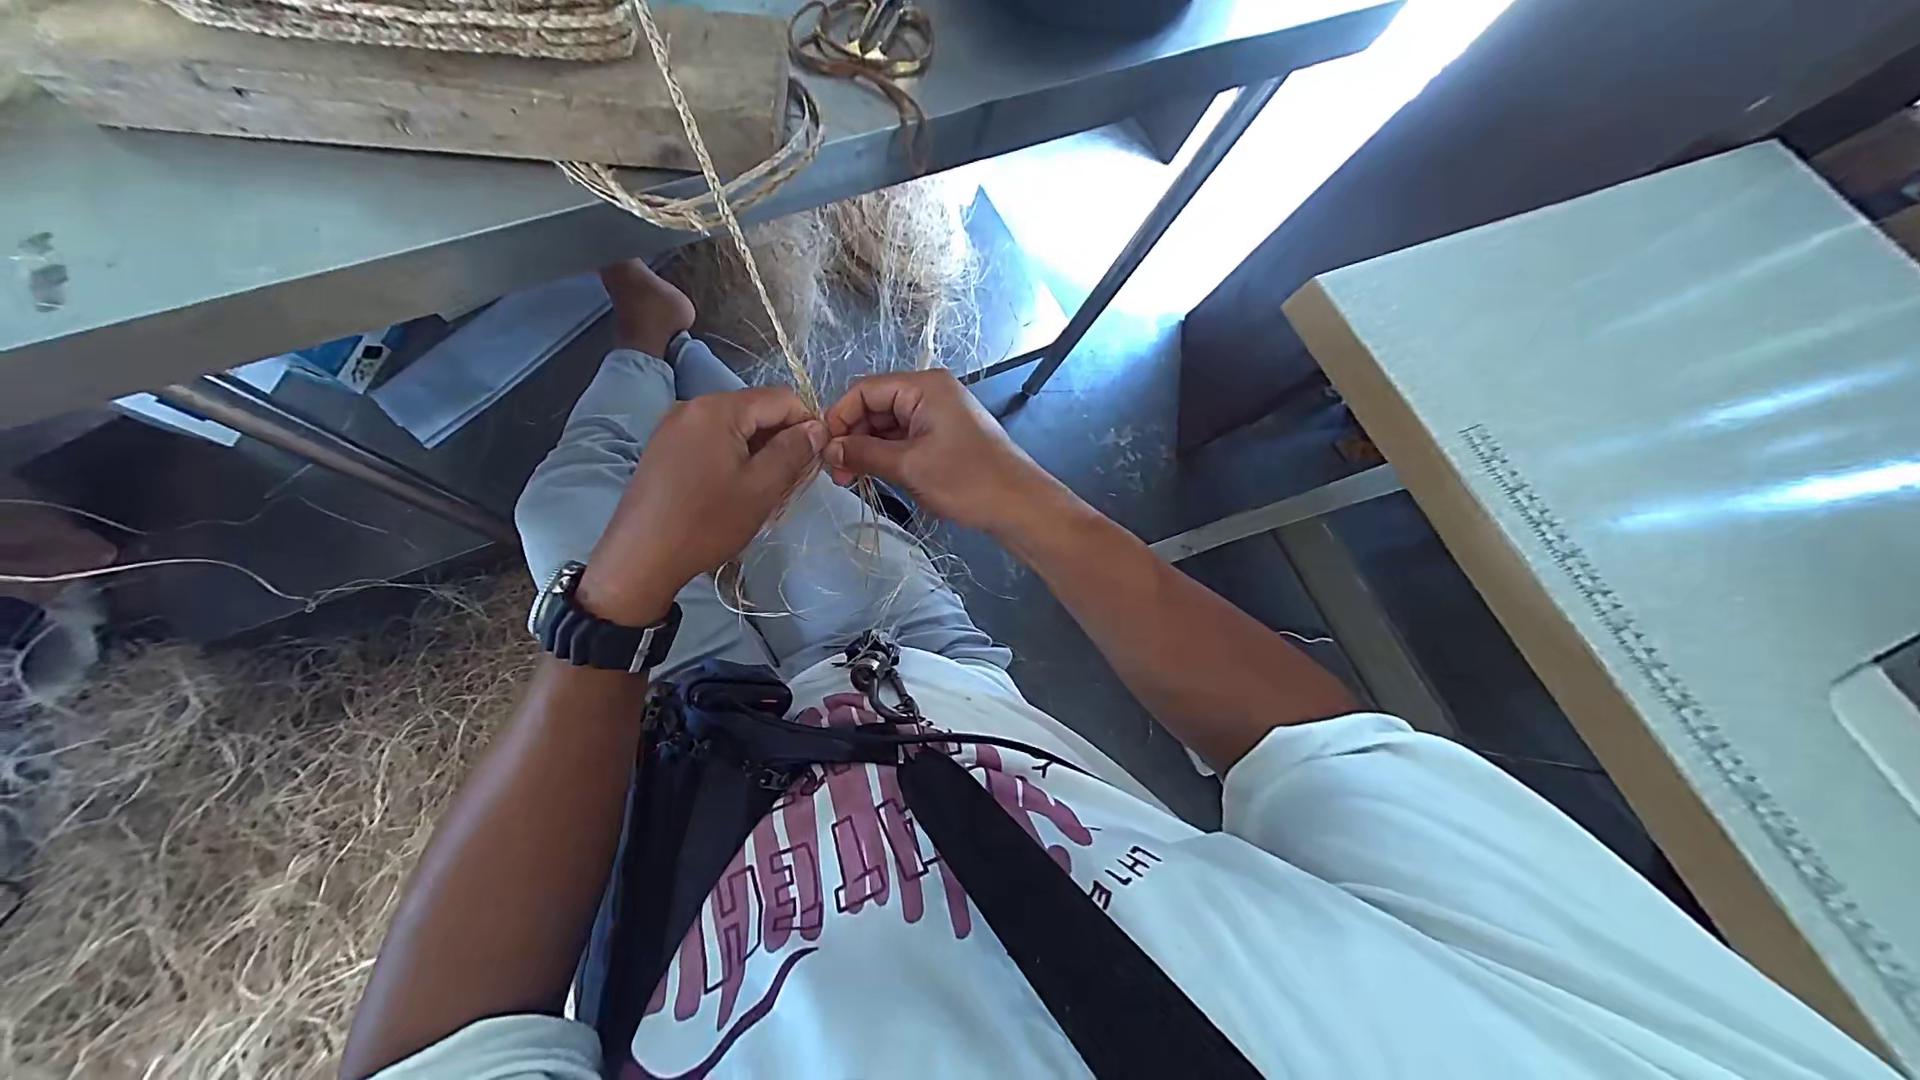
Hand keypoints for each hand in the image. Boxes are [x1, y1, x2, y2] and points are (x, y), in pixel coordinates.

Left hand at [577, 387, 826, 623]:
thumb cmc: (707, 522)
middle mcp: (693, 406)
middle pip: (756, 410)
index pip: (781, 398)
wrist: (641, 557)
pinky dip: (734, 456)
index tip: (818, 457)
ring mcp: (674, 426)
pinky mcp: (664, 447)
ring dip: (759, 450)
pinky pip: (712, 439)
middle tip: (794, 478)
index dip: (808, 423)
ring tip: (767, 487)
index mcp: (718, 409)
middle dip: (782, 438)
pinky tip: (736, 487)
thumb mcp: (762, 487)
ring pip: (735, 426)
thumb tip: (816, 428)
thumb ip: (794, 450)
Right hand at [822, 371, 1065, 534]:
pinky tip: (873, 475)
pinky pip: (905, 440)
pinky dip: (887, 456)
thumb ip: (865, 453)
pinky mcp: (943, 438)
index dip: (839, 417)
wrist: (1019, 505)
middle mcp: (930, 393)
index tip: (823, 449)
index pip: (865, 390)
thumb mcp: (910, 466)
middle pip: (875, 406)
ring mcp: (938, 416)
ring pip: (888, 426)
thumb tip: (829, 449)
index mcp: (924, 387)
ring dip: (867, 449)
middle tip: (835, 472)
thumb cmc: (969, 480)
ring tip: (850, 478)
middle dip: (852, 436)